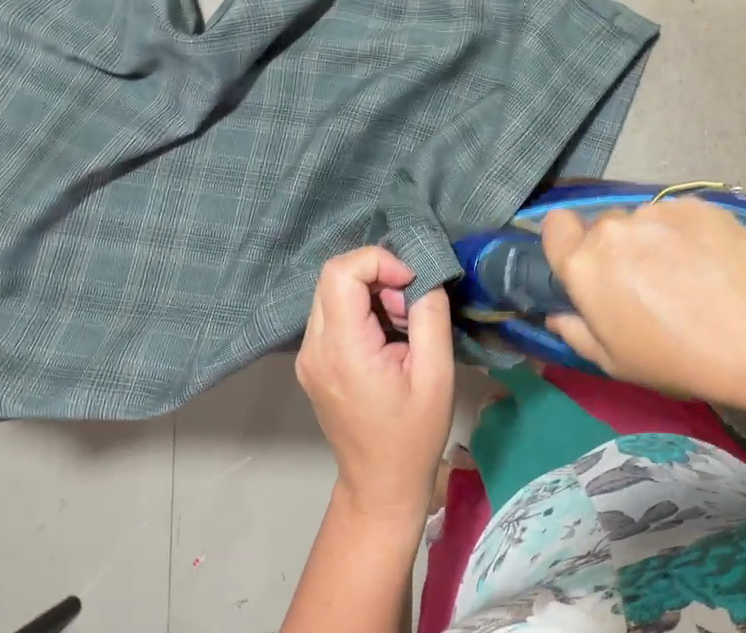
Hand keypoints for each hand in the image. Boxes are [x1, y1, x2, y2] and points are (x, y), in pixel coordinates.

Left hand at [296, 247, 454, 523]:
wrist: (381, 484)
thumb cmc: (413, 435)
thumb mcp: (437, 375)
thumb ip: (430, 317)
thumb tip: (425, 278)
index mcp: (342, 349)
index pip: (341, 272)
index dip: (378, 261)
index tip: (412, 282)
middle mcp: (314, 347)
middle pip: (333, 277)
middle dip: (377, 276)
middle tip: (410, 307)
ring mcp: (308, 356)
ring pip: (332, 292)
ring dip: (371, 293)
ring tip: (403, 326)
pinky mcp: (313, 362)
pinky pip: (332, 314)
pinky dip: (362, 310)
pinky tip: (388, 338)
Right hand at [541, 198, 745, 401]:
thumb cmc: (676, 357)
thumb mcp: (615, 362)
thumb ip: (576, 333)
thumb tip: (557, 316)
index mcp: (583, 264)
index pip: (555, 226)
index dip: (567, 243)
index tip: (589, 267)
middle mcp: (612, 228)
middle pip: (603, 227)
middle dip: (616, 249)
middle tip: (646, 283)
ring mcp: (656, 212)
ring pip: (644, 221)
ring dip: (654, 241)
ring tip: (688, 275)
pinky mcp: (696, 205)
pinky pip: (679, 216)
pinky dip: (688, 234)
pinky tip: (712, 263)